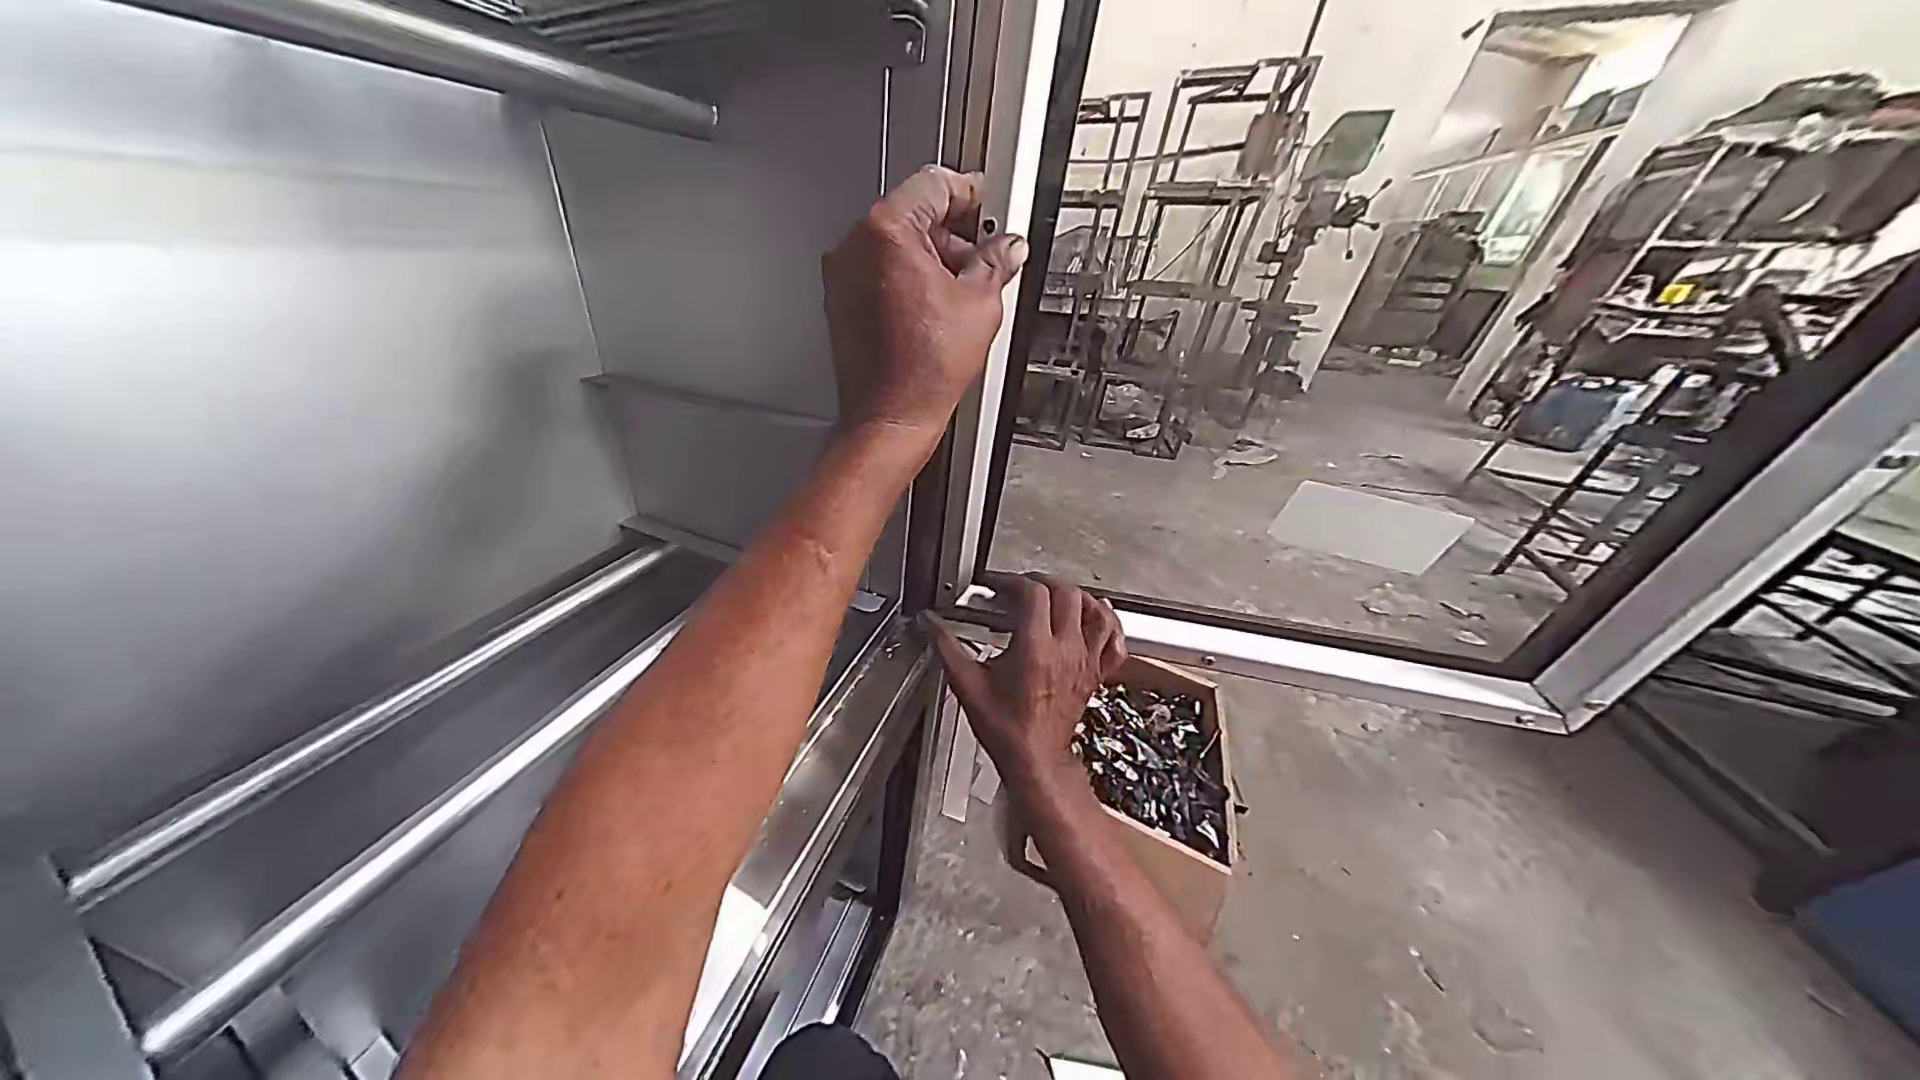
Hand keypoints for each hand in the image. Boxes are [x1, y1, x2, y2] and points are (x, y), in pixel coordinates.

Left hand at [822, 165, 1028, 440]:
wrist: (891, 415)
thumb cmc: (922, 371)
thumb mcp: (979, 306)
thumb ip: (996, 263)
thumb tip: (1007, 249)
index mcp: (886, 232)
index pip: (934, 183)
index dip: (971, 193)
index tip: (989, 205)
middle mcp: (855, 247)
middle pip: (914, 215)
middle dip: (954, 234)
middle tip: (986, 257)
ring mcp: (844, 276)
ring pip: (897, 245)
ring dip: (933, 258)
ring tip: (963, 293)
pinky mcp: (842, 302)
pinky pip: (881, 272)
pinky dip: (909, 279)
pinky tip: (937, 309)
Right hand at [924, 573, 1126, 786]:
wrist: (1034, 758)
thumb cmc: (1006, 728)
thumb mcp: (968, 685)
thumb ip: (947, 648)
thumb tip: (931, 624)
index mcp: (1034, 650)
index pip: (1033, 595)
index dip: (1013, 582)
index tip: (999, 586)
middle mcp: (1065, 651)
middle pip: (1067, 594)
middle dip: (1043, 582)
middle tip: (1023, 586)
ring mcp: (1084, 660)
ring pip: (1096, 611)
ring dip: (1076, 596)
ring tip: (1055, 595)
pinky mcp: (1094, 672)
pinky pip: (1113, 640)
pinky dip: (1107, 622)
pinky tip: (1095, 615)